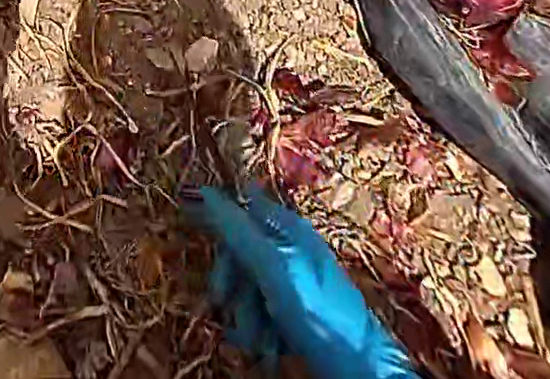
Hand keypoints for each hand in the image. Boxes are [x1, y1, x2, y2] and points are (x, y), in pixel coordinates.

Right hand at [186, 186, 414, 378]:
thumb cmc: (314, 308)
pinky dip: (260, 332)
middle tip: (221, 303)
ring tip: (258, 340)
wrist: (356, 367)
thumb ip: (237, 229)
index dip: (219, 219)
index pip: (242, 208)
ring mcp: (293, 283)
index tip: (193, 227)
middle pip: (241, 253)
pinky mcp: (294, 315)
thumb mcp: (271, 265)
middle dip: (231, 282)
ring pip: (248, 289)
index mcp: (286, 226)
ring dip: (245, 316)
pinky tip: (268, 349)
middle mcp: (289, 249)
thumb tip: (203, 188)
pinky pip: (262, 314)